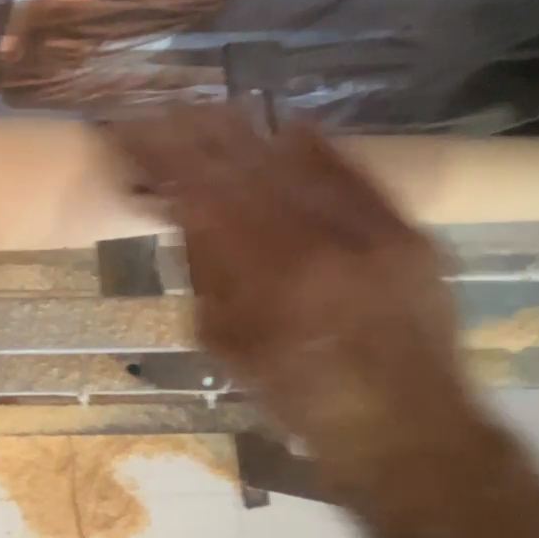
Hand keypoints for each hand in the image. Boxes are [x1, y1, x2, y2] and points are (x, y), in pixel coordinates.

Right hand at [108, 108, 469, 455]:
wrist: (406, 427)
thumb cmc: (294, 394)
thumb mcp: (223, 340)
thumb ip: (206, 270)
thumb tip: (184, 214)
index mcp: (262, 275)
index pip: (199, 193)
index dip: (162, 157)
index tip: (130, 133)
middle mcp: (317, 243)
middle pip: (245, 169)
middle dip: (198, 136)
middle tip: (164, 112)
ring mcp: (370, 234)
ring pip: (297, 166)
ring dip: (249, 135)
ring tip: (210, 110)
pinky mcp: (408, 235)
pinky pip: (356, 178)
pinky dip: (319, 150)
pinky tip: (288, 127)